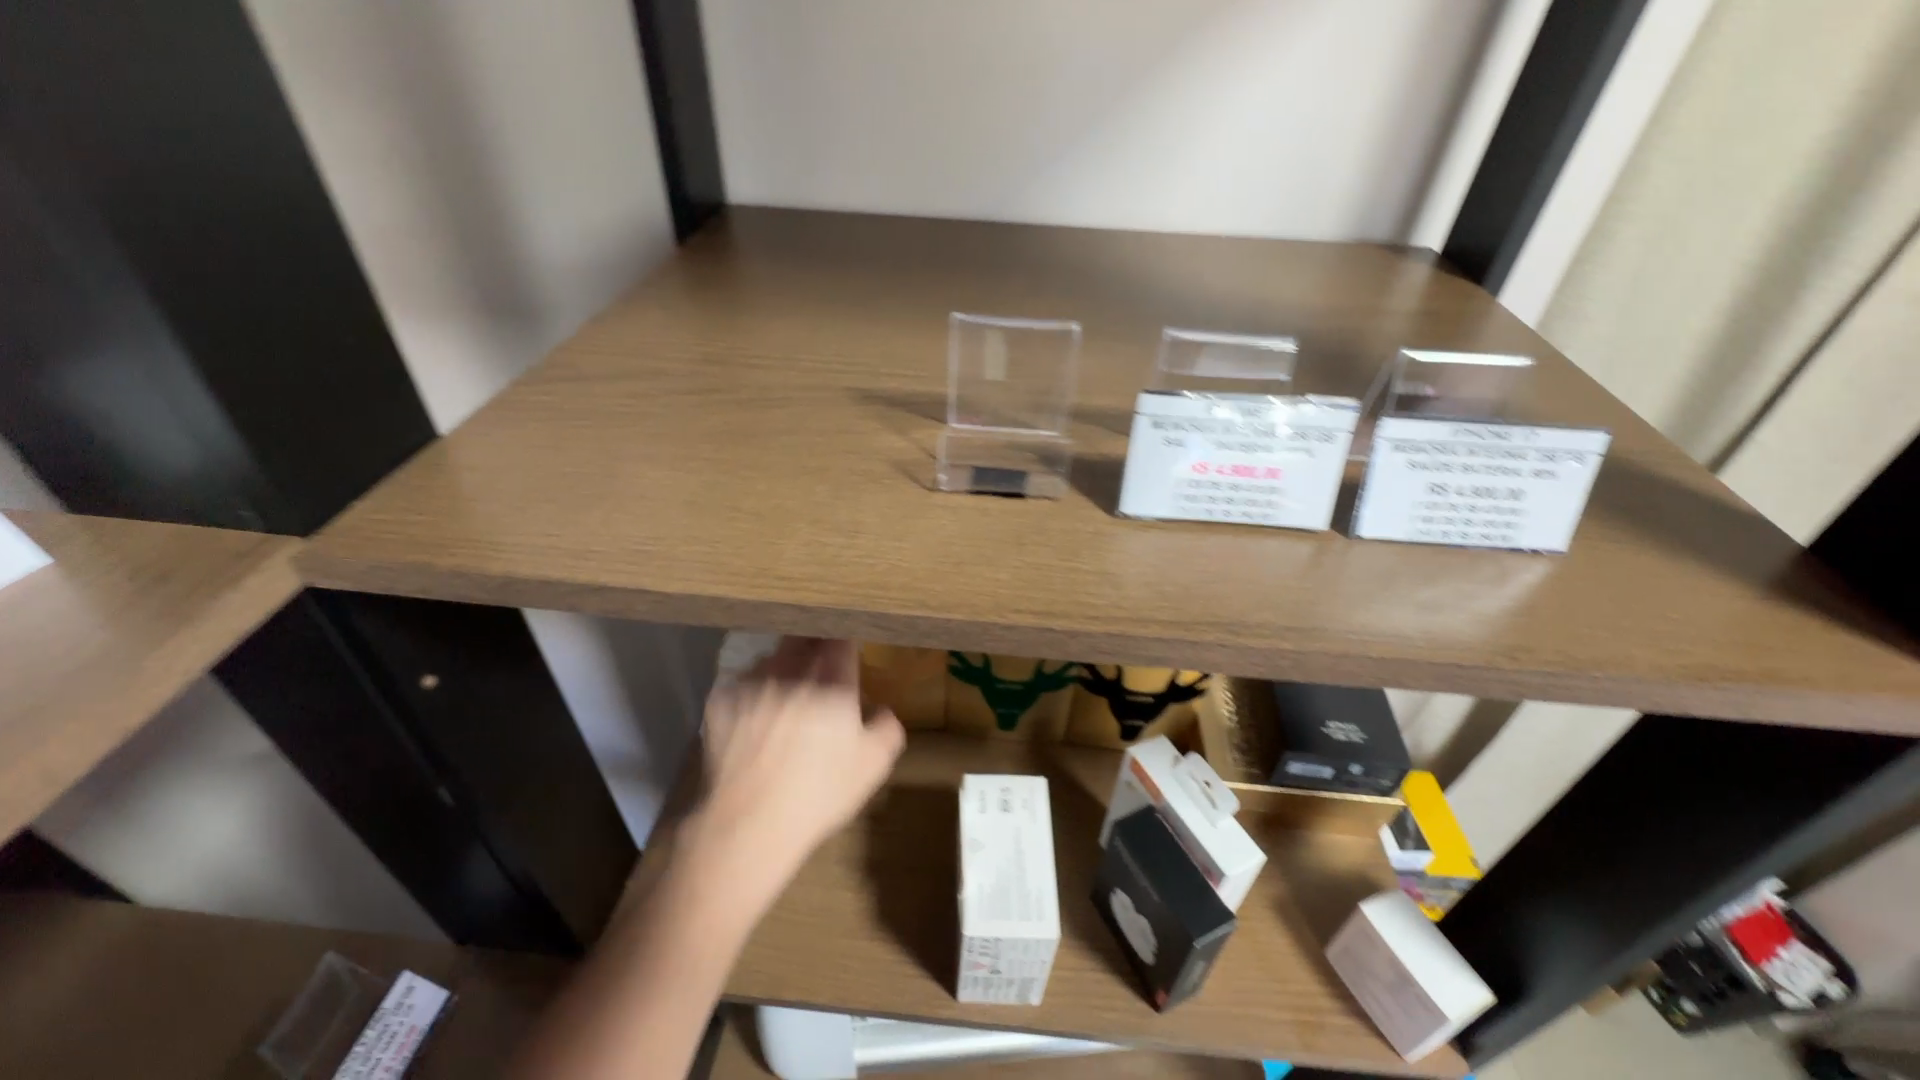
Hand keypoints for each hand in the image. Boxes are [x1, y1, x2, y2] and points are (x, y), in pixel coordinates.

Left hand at [683, 638, 905, 899]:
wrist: (748, 823)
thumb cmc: (818, 794)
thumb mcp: (872, 766)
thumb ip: (886, 728)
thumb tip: (879, 711)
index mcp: (832, 679)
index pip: (842, 637)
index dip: (846, 641)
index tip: (848, 652)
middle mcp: (790, 668)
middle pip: (804, 638)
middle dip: (814, 648)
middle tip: (820, 672)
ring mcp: (750, 680)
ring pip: (770, 659)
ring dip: (782, 671)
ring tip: (783, 702)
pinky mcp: (720, 698)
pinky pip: (741, 684)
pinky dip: (752, 695)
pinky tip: (754, 723)